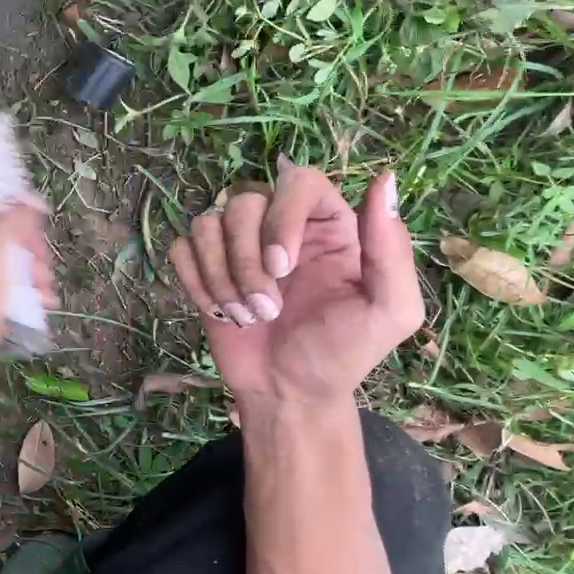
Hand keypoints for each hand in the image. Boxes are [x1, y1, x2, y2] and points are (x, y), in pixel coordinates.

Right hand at [168, 161, 421, 405]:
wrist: (288, 394)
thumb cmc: (342, 354)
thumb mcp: (389, 310)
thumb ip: (391, 248)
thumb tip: (384, 179)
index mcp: (330, 226)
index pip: (298, 182)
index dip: (281, 216)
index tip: (281, 267)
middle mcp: (280, 227)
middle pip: (242, 203)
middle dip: (246, 262)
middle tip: (266, 309)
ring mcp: (236, 246)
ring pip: (206, 224)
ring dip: (221, 278)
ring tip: (245, 316)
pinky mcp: (202, 268)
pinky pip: (181, 249)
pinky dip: (196, 283)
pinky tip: (218, 311)